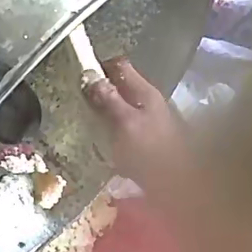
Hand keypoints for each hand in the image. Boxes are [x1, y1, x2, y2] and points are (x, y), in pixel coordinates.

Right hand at [84, 58, 194, 193]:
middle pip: (119, 87)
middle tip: (76, 102)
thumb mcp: (123, 123)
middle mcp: (148, 102)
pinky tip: (99, 141)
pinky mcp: (145, 140)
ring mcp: (148, 121)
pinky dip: (109, 129)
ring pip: (120, 107)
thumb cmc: (149, 151)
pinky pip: (122, 126)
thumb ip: (107, 99)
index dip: (99, 68)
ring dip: (103, 112)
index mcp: (144, 92)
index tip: (79, 79)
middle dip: (98, 92)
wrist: (175, 185)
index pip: (119, 66)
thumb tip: (89, 77)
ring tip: (83, 121)